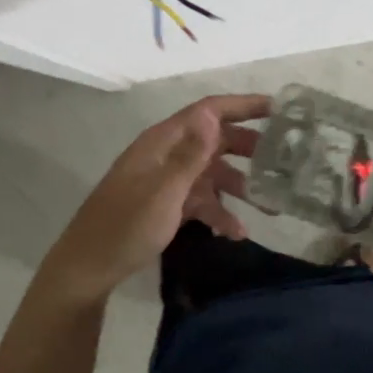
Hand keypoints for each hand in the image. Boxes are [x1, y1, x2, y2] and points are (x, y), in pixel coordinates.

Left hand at [41, 94, 270, 300]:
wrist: (89, 267)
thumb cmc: (126, 226)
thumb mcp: (164, 192)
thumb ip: (190, 154)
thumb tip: (212, 113)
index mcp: (163, 141)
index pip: (209, 110)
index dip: (244, 105)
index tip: (281, 109)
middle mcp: (166, 154)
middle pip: (214, 139)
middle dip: (248, 148)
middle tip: (283, 160)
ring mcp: (166, 180)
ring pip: (211, 172)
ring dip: (239, 185)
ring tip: (271, 204)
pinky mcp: (166, 205)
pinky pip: (200, 200)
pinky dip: (219, 213)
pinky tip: (238, 233)